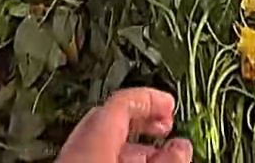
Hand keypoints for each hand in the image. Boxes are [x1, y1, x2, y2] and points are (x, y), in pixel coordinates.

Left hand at [56, 87, 193, 162]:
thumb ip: (163, 159)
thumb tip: (182, 145)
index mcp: (93, 134)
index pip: (121, 101)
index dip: (149, 98)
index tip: (171, 103)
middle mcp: (78, 141)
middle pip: (111, 116)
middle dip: (142, 118)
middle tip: (168, 123)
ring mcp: (72, 155)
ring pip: (104, 138)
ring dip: (135, 142)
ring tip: (163, 153)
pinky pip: (96, 153)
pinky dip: (119, 154)